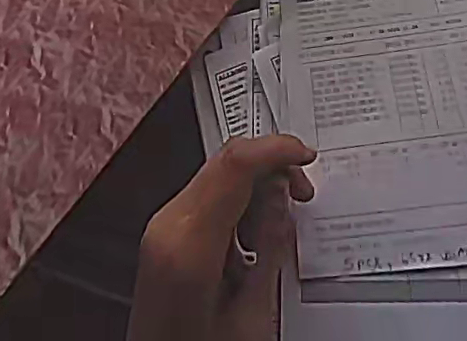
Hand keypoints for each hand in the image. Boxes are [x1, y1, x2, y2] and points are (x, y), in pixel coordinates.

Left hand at [129, 136, 316, 340]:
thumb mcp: (251, 316)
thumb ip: (271, 246)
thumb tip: (283, 195)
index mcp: (188, 245)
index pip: (235, 164)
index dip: (276, 149)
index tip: (303, 155)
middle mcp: (169, 223)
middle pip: (230, 160)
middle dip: (273, 167)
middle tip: (300, 195)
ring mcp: (163, 223)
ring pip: (223, 172)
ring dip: (258, 187)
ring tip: (271, 232)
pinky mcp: (166, 228)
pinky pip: (212, 192)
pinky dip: (240, 201)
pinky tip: (249, 238)